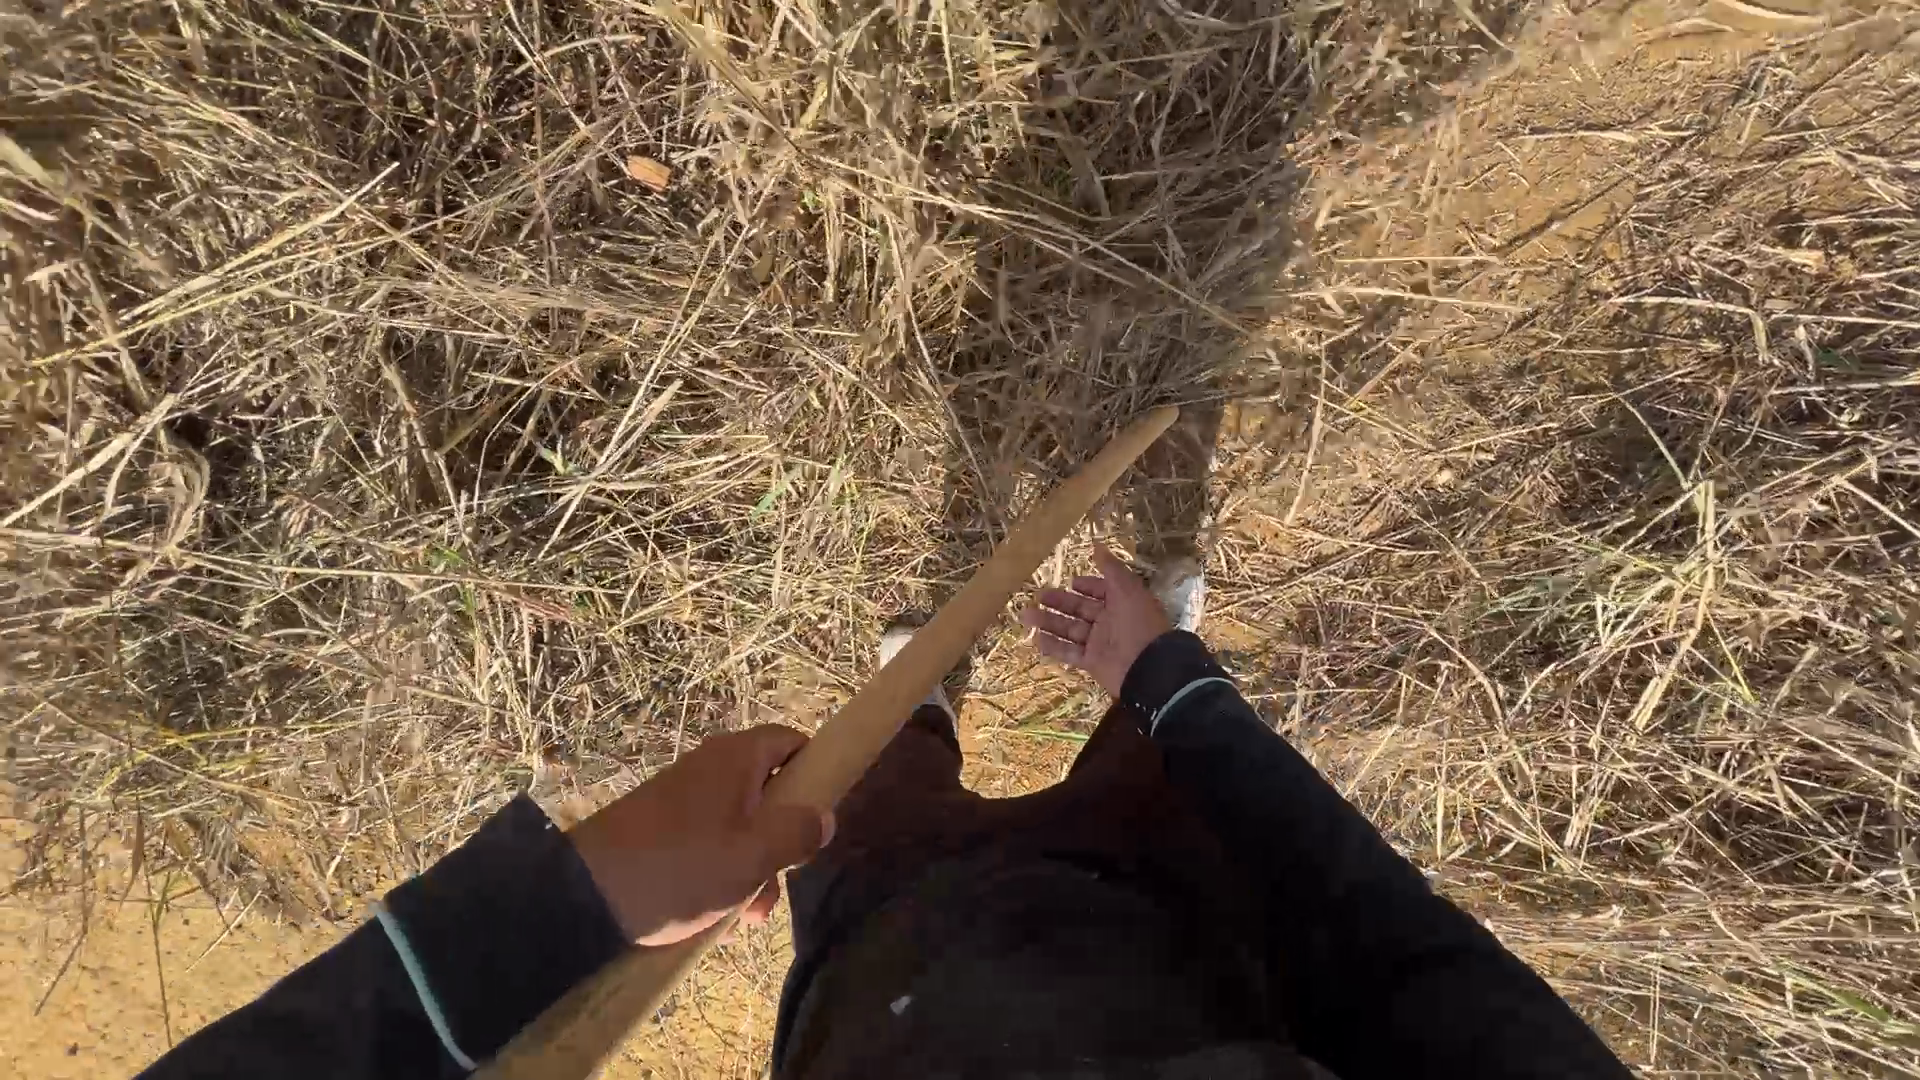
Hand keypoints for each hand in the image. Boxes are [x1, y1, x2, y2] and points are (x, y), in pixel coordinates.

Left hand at [569, 725, 832, 945]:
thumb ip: (797, 833)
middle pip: (767, 788)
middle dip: (781, 837)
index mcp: (737, 757)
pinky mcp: (658, 825)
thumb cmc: (681, 866)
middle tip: (779, 881)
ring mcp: (682, 795)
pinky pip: (706, 838)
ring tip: (744, 915)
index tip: (819, 815)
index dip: (814, 772)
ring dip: (751, 863)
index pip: (792, 742)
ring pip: (738, 821)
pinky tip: (714, 912)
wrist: (579, 896)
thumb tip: (826, 817)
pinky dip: (719, 868)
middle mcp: (711, 765)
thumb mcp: (752, 856)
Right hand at [1020, 543, 1171, 696]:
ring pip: (1070, 629)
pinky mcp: (1092, 662)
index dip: (1088, 586)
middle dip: (1060, 602)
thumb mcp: (1127, 589)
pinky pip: (1069, 652)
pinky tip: (1035, 638)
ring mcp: (1100, 643)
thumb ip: (1111, 568)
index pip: (1102, 591)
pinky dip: (1053, 645)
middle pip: (1081, 609)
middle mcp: (1110, 622)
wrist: (1148, 666)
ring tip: (1026, 615)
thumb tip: (1097, 545)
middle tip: (1039, 596)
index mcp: (1122, 603)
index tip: (1072, 581)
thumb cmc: (1138, 623)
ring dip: (1049, 622)